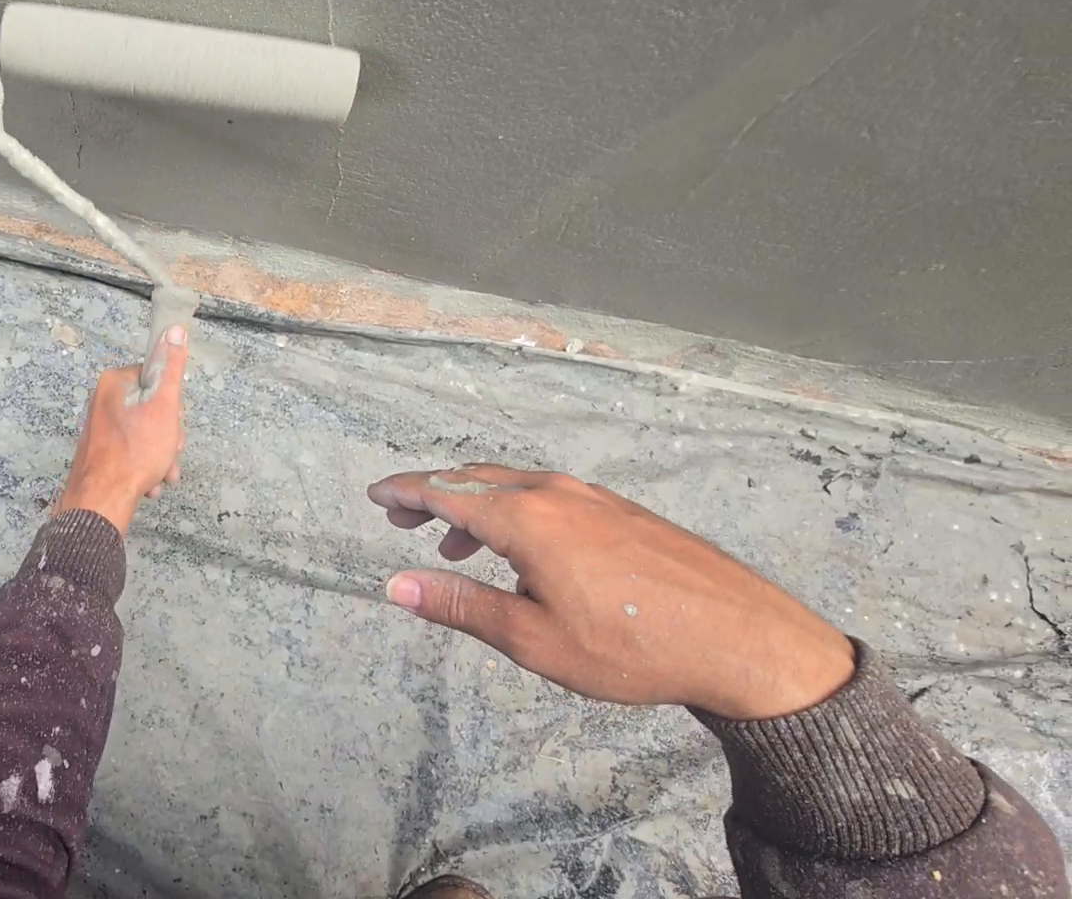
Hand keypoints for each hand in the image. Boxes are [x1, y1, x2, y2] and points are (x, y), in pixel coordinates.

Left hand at [55, 326, 189, 533]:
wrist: (102, 501)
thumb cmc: (133, 455)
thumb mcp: (164, 406)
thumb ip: (171, 368)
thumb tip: (175, 330)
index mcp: (114, 383)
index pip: (156, 379)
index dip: (172, 405)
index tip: (173, 423)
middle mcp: (103, 401)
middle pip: (152, 409)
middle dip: (168, 436)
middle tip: (169, 452)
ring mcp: (101, 427)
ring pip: (145, 433)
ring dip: (160, 455)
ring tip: (162, 473)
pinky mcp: (100, 450)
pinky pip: (132, 451)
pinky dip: (145, 466)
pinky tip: (150, 483)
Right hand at [368, 464, 854, 719]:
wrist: (751, 644)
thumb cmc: (629, 647)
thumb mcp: (532, 637)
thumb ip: (459, 605)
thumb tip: (393, 586)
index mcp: (523, 518)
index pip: (443, 490)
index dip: (402, 490)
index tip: (374, 494)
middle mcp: (550, 492)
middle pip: (472, 479)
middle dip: (431, 494)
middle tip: (402, 519)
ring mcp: (590, 496)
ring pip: (510, 485)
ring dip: (472, 504)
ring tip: (457, 542)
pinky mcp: (619, 509)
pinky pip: (544, 494)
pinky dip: (511, 509)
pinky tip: (523, 547)